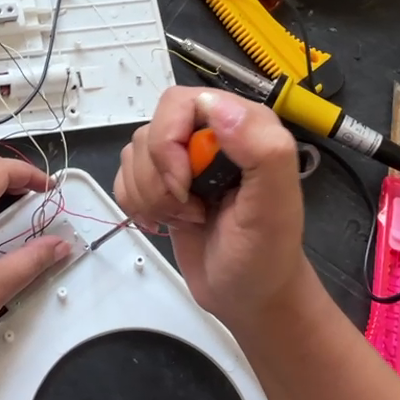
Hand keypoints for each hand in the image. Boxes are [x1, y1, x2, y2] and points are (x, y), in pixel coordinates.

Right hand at [114, 87, 315, 326]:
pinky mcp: (162, 182)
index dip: (168, 141)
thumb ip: (262, 151)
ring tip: (186, 218)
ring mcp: (183, 158)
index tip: (183, 185)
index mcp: (244, 124)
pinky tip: (167, 221)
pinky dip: (137, 203)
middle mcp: (210, 133)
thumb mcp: (275, 207)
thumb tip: (217, 107)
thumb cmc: (265, 255)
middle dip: (158, 175)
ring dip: (151, 195)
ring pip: (134, 153)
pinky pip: (124, 176)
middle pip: (152, 129)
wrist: (248, 296)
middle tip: (188, 207)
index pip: (181, 103)